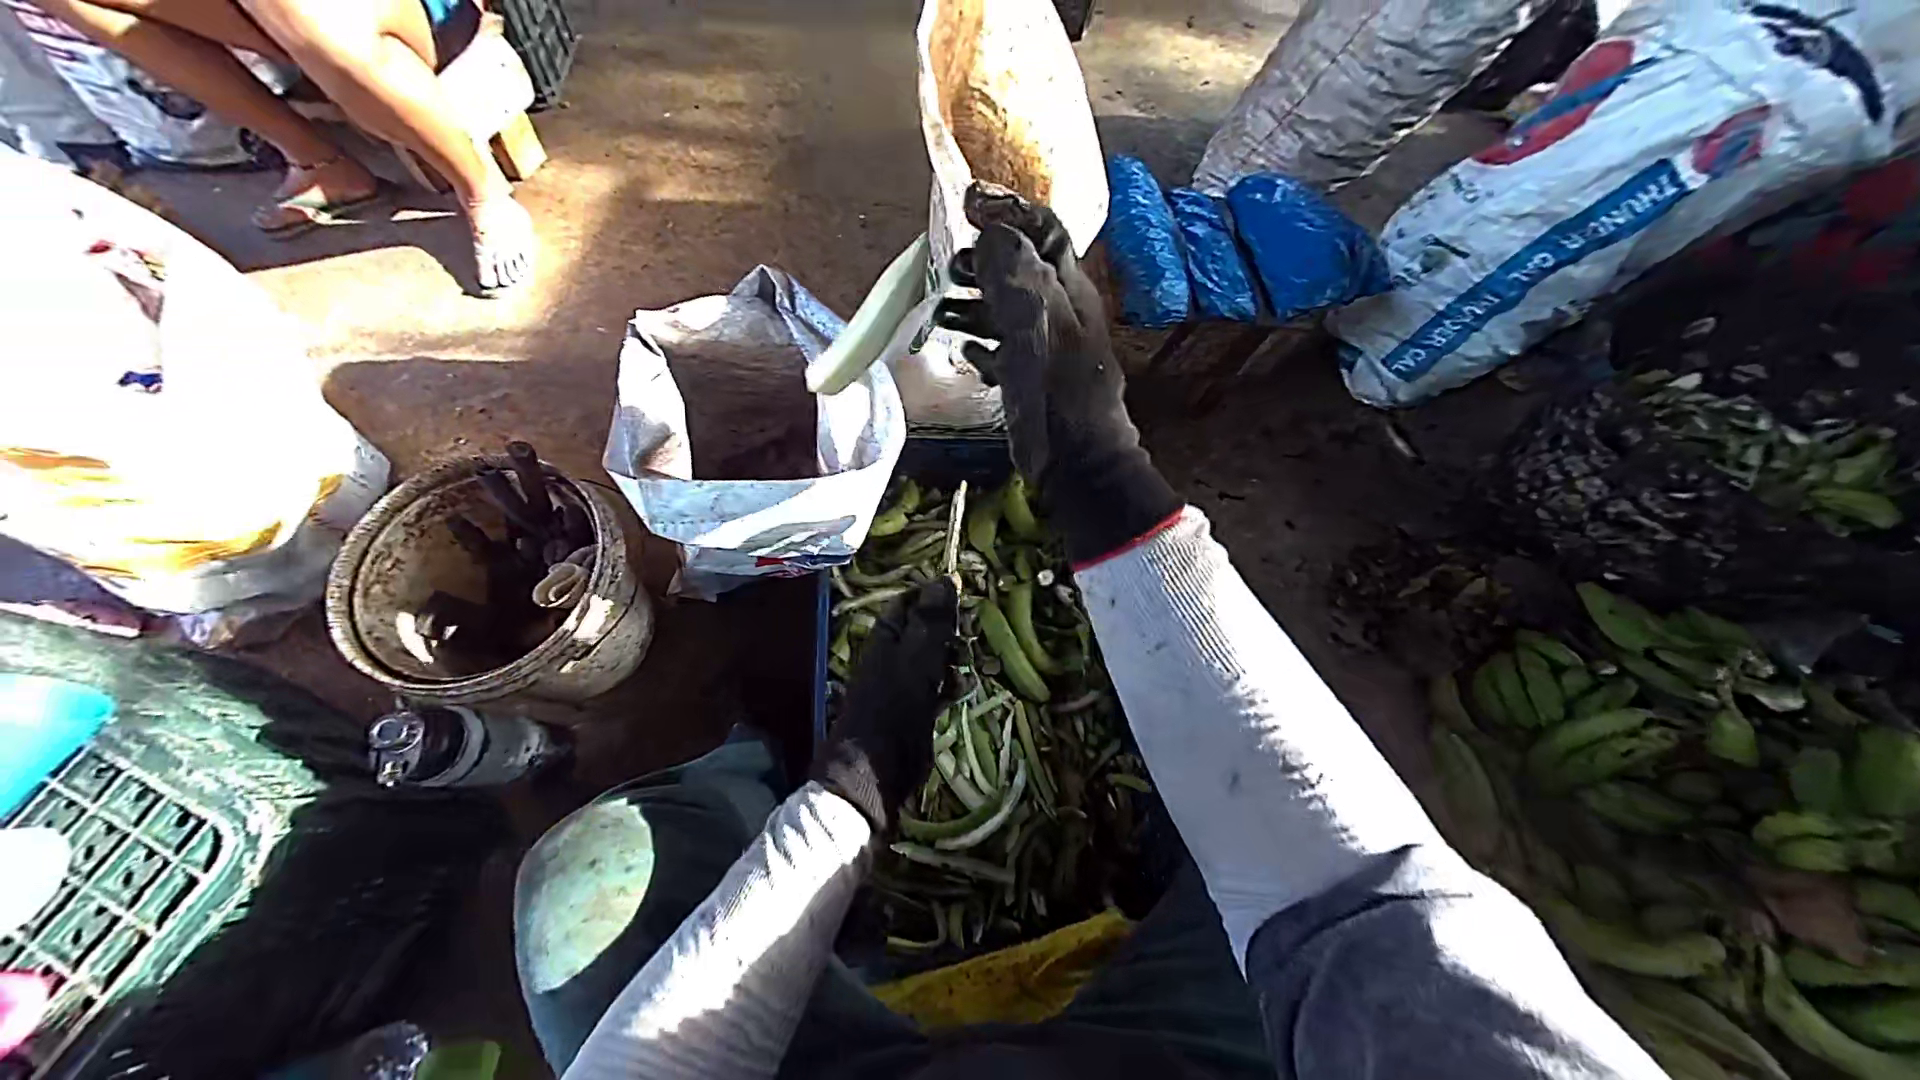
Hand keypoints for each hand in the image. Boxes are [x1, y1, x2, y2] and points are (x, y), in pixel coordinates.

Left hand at [810, 578, 957, 828]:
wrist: (874, 773)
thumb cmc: (892, 710)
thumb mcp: (916, 660)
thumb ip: (931, 621)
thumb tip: (946, 577)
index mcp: (886, 637)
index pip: (911, 602)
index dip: (935, 597)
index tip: (963, 598)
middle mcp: (893, 656)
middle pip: (927, 629)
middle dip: (950, 629)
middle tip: (969, 635)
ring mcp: (904, 683)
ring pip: (935, 658)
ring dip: (954, 658)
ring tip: (968, 664)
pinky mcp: (916, 708)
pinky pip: (938, 687)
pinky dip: (952, 685)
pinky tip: (963, 691)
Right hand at [935, 183, 1179, 563]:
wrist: (1078, 460)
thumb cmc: (1059, 394)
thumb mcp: (1036, 326)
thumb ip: (1014, 275)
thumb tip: (988, 234)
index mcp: (1068, 291)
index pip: (1043, 231)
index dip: (1007, 212)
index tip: (968, 206)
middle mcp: (1061, 312)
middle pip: (1020, 270)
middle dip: (983, 262)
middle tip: (949, 266)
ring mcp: (1048, 348)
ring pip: (1009, 310)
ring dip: (975, 303)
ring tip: (942, 307)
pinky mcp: (1035, 380)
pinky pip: (1006, 349)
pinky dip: (983, 343)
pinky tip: (965, 349)